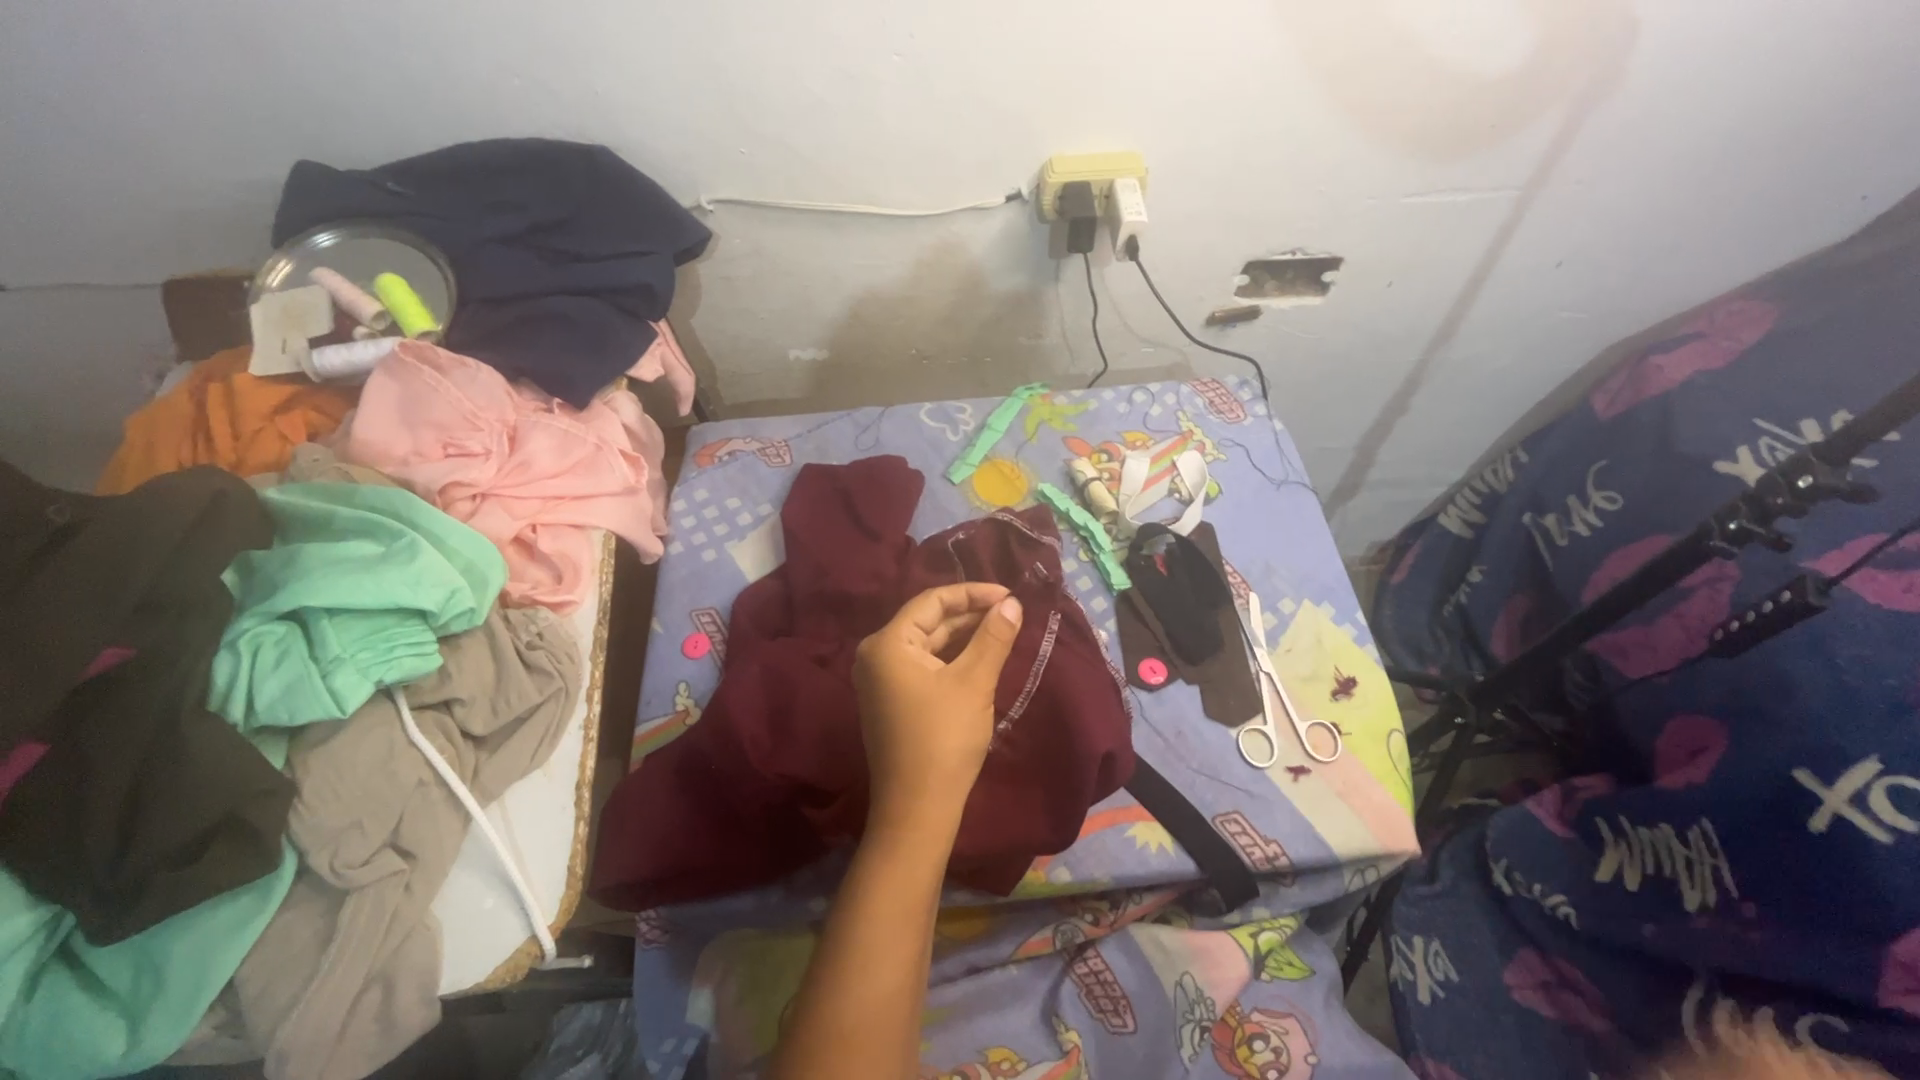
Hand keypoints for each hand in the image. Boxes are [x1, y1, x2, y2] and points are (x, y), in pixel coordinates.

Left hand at [853, 583, 1023, 829]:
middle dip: (970, 614)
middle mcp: (876, 655)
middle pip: (927, 620)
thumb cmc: (944, 739)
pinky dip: (952, 658)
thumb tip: (1013, 603)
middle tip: (1012, 612)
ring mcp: (881, 680)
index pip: (932, 601)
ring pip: (928, 645)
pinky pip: (924, 666)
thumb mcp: (974, 682)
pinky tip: (981, 658)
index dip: (973, 593)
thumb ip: (993, 637)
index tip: (1011, 595)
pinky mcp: (892, 701)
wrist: (918, 807)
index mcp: (887, 643)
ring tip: (1003, 630)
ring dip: (964, 636)